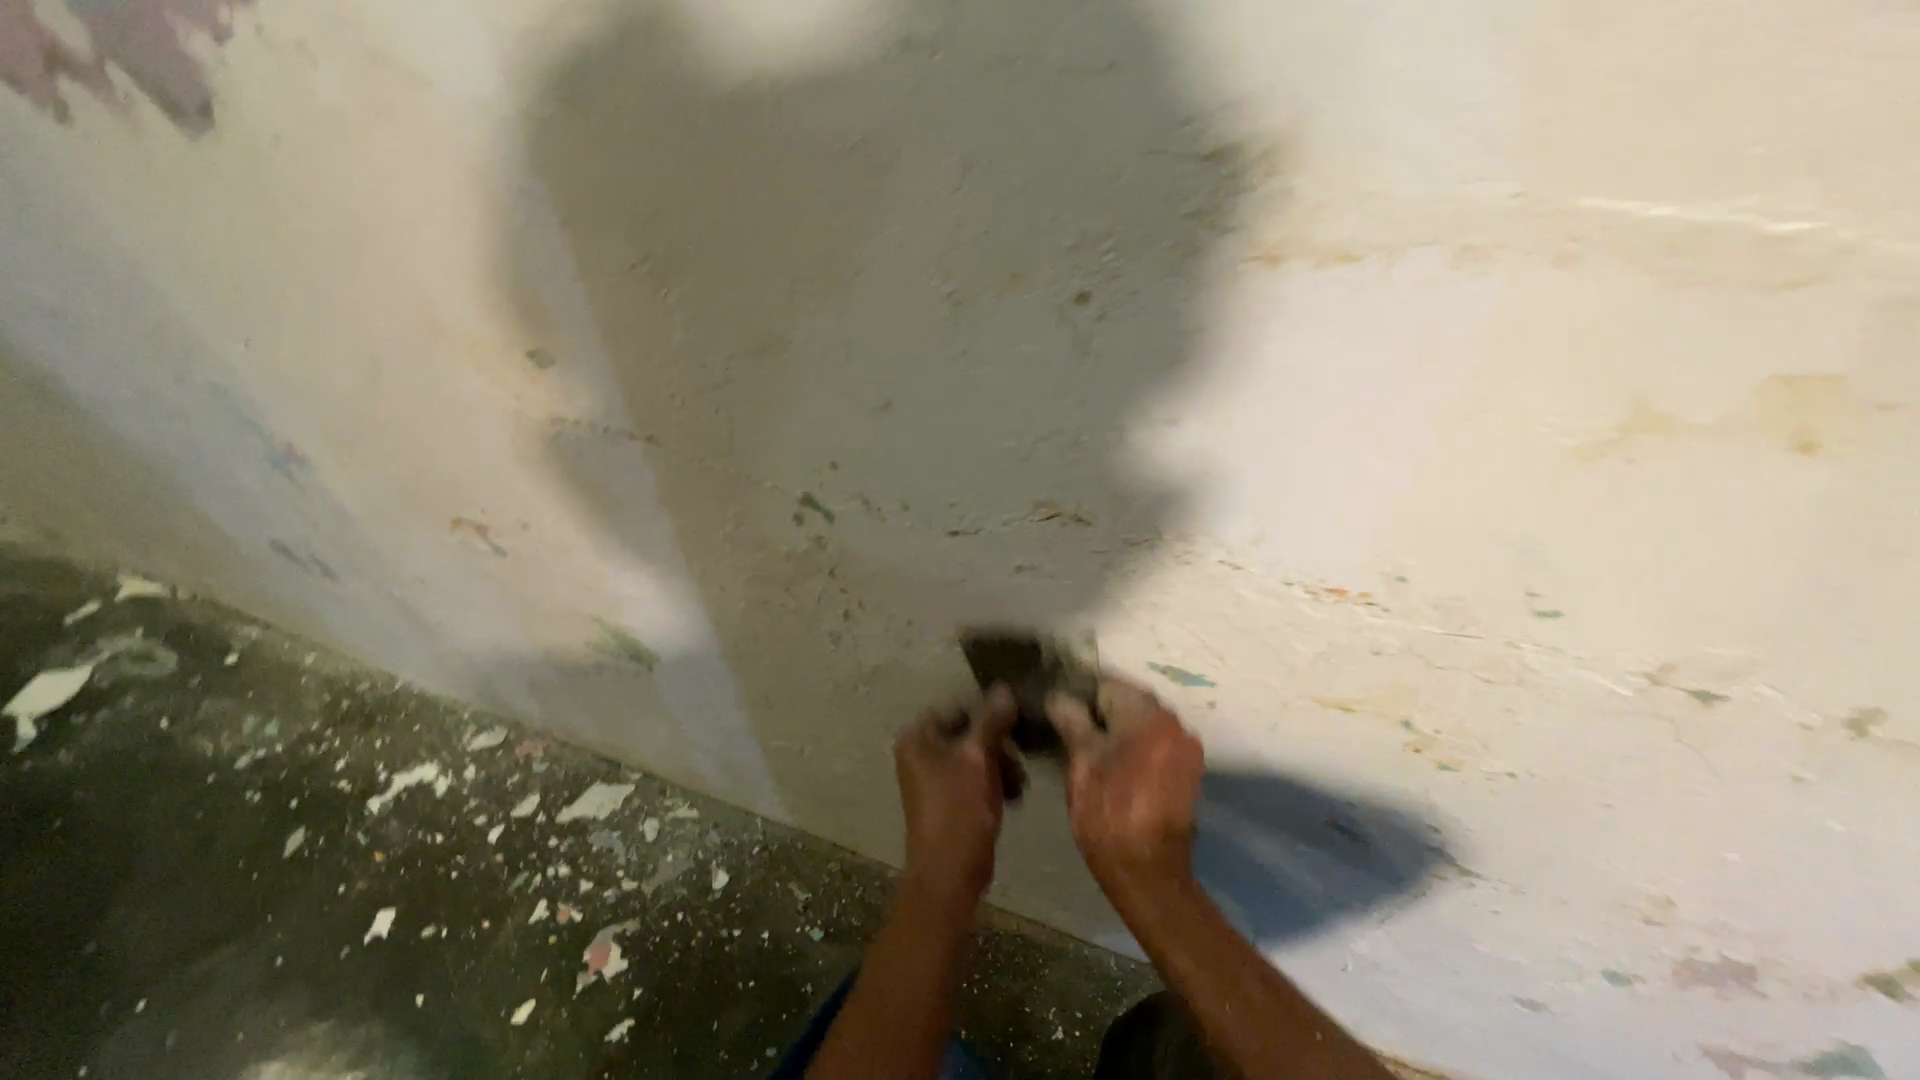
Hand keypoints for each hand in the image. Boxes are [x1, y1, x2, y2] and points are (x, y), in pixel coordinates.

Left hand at [894, 685, 1018, 908]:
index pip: (958, 708)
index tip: (1016, 725)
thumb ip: (991, 720)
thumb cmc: (958, 809)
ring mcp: (933, 779)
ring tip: (1017, 786)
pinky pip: (975, 779)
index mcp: (917, 738)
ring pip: (976, 756)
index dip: (988, 715)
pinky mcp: (948, 800)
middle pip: (968, 733)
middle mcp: (920, 753)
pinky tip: (1012, 798)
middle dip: (998, 746)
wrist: (949, 872)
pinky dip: (993, 784)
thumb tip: (1005, 688)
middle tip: (1018, 763)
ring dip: (1001, 766)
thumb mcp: (978, 758)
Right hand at [1046, 678, 1204, 885]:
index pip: (1106, 686)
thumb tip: (1059, 697)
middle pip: (1130, 702)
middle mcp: (1175, 722)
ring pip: (1145, 723)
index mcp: (1147, 715)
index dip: (1080, 699)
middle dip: (1102, 714)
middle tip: (1074, 737)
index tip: (1062, 718)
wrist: (1148, 871)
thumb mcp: (1081, 765)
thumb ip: (1072, 722)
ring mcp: (1187, 747)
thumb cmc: (1108, 814)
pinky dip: (1140, 748)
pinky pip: (1159, 744)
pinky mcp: (1190, 770)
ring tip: (1096, 755)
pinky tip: (1120, 768)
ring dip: (1122, 731)